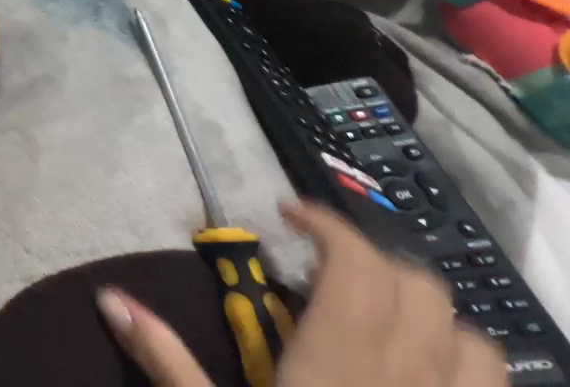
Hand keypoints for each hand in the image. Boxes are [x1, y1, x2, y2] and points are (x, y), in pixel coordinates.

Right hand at [96, 201, 505, 386]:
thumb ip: (165, 360)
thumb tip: (107, 298)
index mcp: (343, 366)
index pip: (360, 269)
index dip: (329, 226)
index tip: (286, 213)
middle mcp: (411, 383)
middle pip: (421, 289)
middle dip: (372, 260)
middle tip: (319, 264)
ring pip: (475, 340)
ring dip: (428, 312)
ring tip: (378, 316)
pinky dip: (460, 363)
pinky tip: (414, 375)